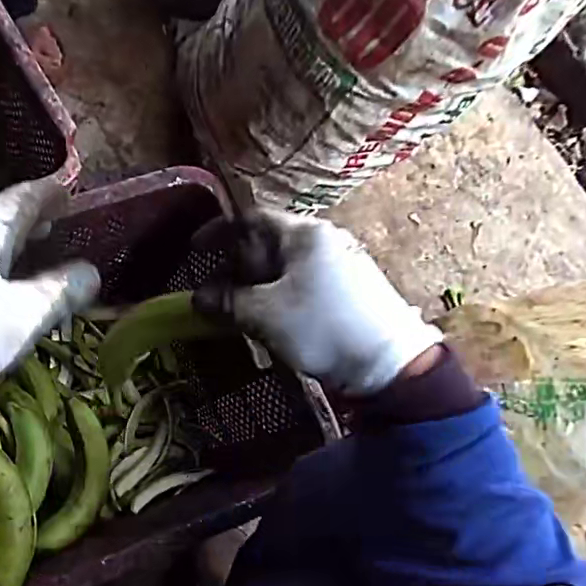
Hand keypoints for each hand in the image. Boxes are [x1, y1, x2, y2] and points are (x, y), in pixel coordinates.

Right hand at [196, 211, 440, 396]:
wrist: (390, 365)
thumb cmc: (323, 327)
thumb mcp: (265, 314)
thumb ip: (227, 302)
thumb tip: (198, 299)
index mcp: (305, 235)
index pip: (252, 219)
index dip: (218, 231)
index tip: (194, 249)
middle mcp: (322, 242)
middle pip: (265, 245)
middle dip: (232, 268)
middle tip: (211, 292)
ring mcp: (336, 267)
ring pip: (280, 269)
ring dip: (251, 287)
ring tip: (233, 312)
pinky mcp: (343, 292)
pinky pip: (297, 285)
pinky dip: (273, 297)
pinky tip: (264, 321)